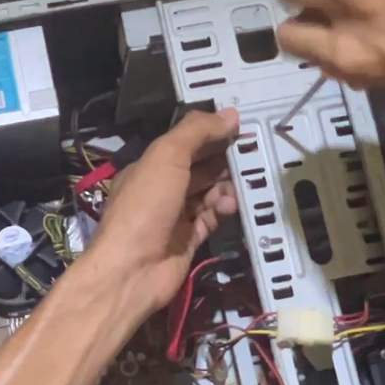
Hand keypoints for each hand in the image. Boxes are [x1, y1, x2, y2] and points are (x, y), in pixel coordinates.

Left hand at [78, 108, 238, 323]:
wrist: (133, 269)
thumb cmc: (145, 206)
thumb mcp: (166, 156)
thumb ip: (196, 132)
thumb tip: (230, 115)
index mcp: (148, 167)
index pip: (182, 144)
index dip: (208, 133)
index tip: (238, 126)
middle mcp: (160, 190)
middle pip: (197, 168)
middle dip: (222, 159)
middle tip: (251, 151)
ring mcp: (174, 217)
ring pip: (207, 193)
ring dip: (225, 185)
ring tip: (243, 181)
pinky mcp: (188, 241)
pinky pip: (211, 219)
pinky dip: (223, 210)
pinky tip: (232, 205)